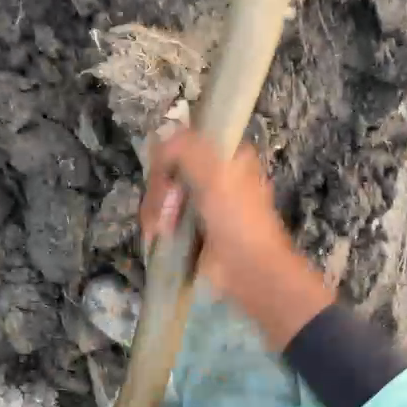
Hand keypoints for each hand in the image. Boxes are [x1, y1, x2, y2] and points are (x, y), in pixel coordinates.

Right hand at [140, 127, 333, 349]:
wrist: (249, 270)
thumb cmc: (238, 219)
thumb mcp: (216, 173)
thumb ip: (186, 147)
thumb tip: (160, 137)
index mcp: (228, 156)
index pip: (186, 140)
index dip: (170, 154)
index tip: (165, 172)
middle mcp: (215, 174)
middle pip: (169, 168)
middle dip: (161, 189)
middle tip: (169, 207)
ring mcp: (202, 202)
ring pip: (163, 193)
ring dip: (157, 210)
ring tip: (162, 230)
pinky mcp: (191, 227)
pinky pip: (163, 216)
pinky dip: (157, 224)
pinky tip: (159, 236)